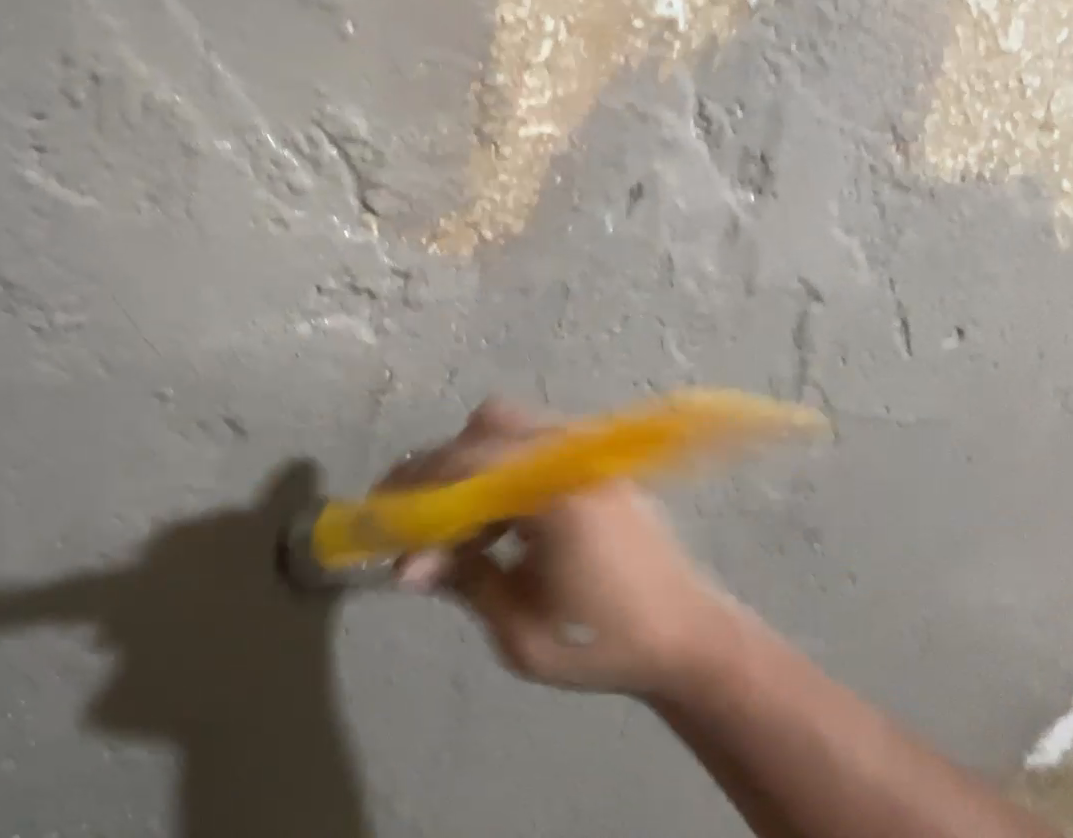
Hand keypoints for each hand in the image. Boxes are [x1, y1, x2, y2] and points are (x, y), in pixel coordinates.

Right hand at [380, 398, 733, 698]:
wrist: (690, 641)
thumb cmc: (605, 645)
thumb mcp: (521, 634)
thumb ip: (464, 584)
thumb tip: (406, 565)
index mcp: (556, 496)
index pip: (465, 467)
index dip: (414, 492)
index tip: (382, 525)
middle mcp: (569, 458)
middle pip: (480, 431)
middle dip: (433, 472)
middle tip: (406, 516)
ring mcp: (583, 455)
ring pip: (501, 427)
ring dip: (463, 465)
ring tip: (446, 519)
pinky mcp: (588, 463)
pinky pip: (524, 442)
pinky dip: (491, 468)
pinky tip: (487, 518)